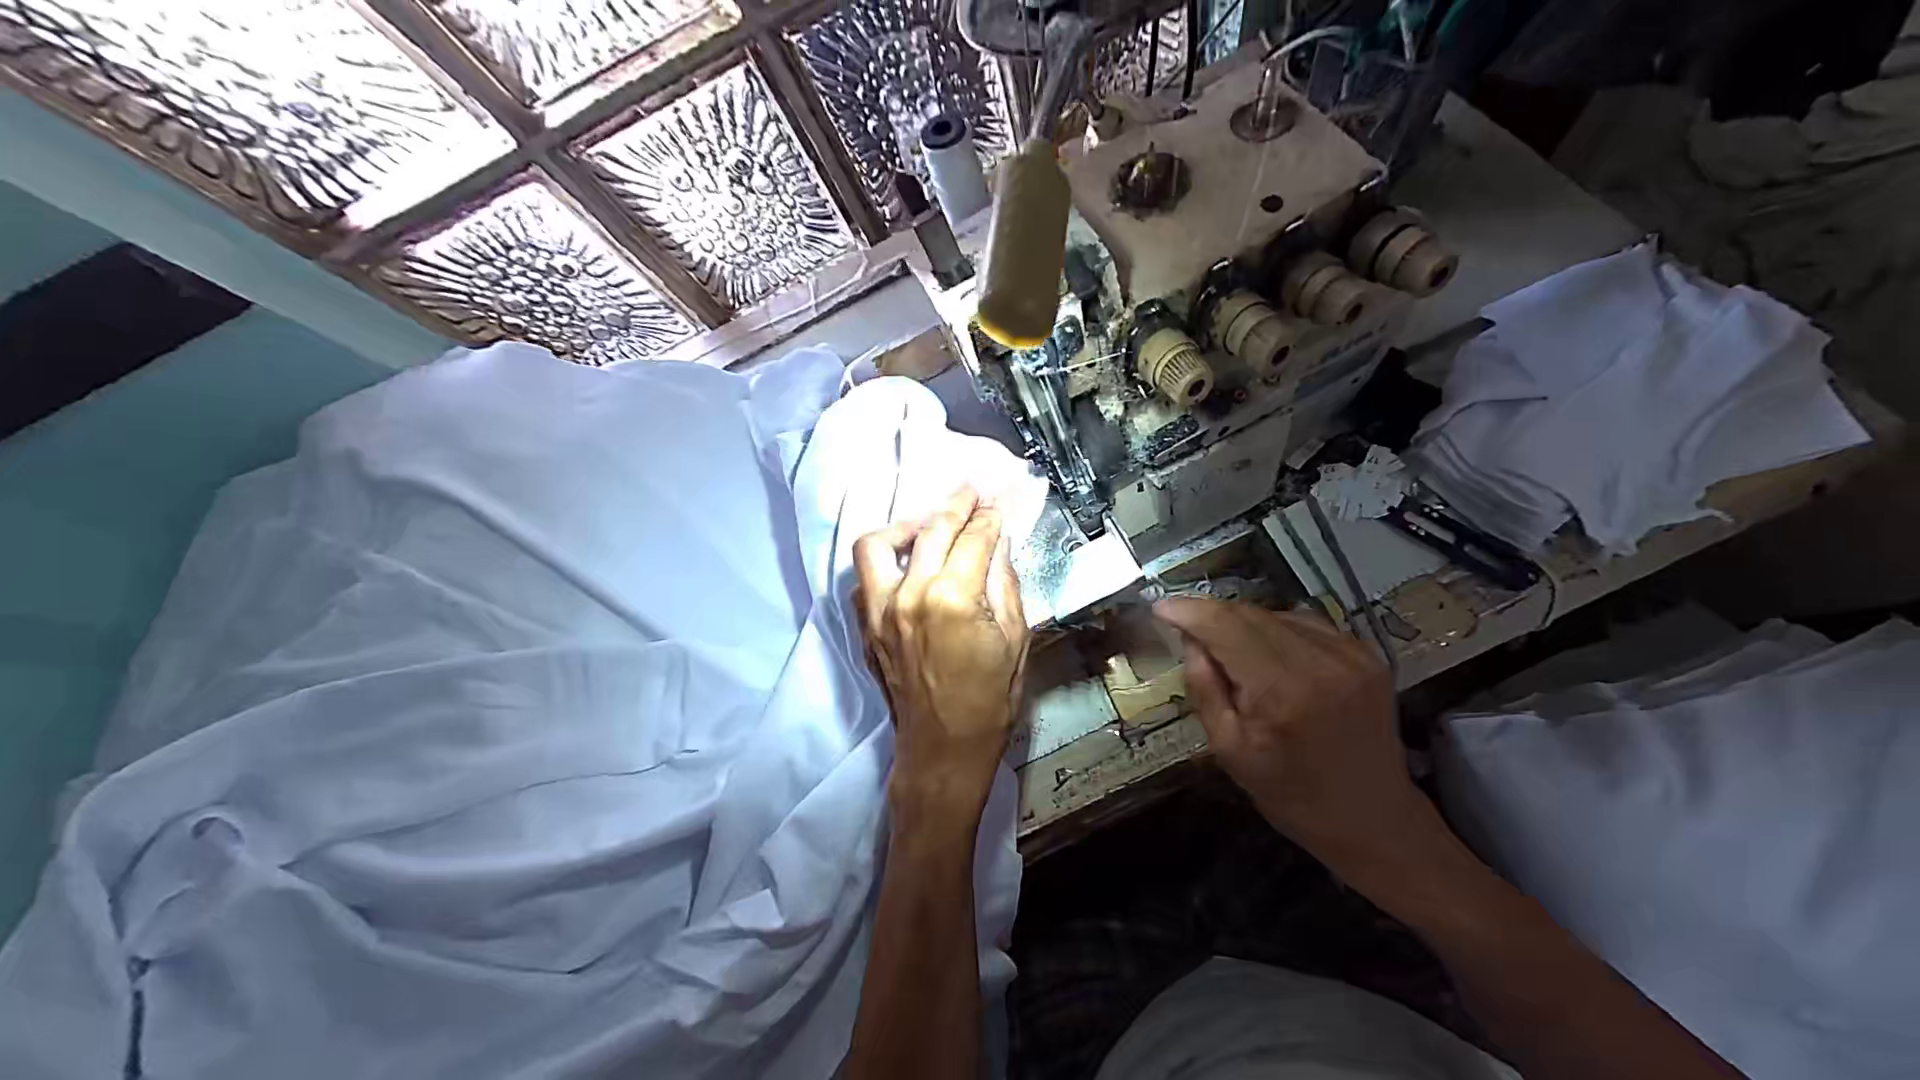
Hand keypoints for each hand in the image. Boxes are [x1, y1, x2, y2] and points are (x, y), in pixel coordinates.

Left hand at [855, 487, 1029, 824]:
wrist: (943, 750)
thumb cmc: (988, 702)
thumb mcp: (1016, 640)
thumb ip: (1005, 584)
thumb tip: (998, 546)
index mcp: (953, 599)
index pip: (974, 539)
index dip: (989, 518)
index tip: (998, 505)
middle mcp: (910, 596)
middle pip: (931, 531)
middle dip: (956, 506)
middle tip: (971, 494)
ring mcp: (880, 610)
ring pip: (880, 544)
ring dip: (906, 526)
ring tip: (928, 524)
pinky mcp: (866, 626)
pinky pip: (864, 578)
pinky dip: (884, 562)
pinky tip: (906, 563)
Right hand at [1153, 597, 1437, 872]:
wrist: (1372, 817)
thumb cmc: (1289, 792)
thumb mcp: (1227, 748)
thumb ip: (1203, 686)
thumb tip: (1188, 637)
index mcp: (1281, 691)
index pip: (1225, 626)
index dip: (1188, 610)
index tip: (1159, 607)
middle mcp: (1319, 662)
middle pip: (1249, 614)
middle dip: (1210, 614)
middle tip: (1184, 628)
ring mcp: (1349, 654)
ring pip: (1275, 614)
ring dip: (1241, 622)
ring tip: (1227, 649)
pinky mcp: (1366, 654)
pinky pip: (1304, 624)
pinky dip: (1275, 630)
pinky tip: (1268, 655)